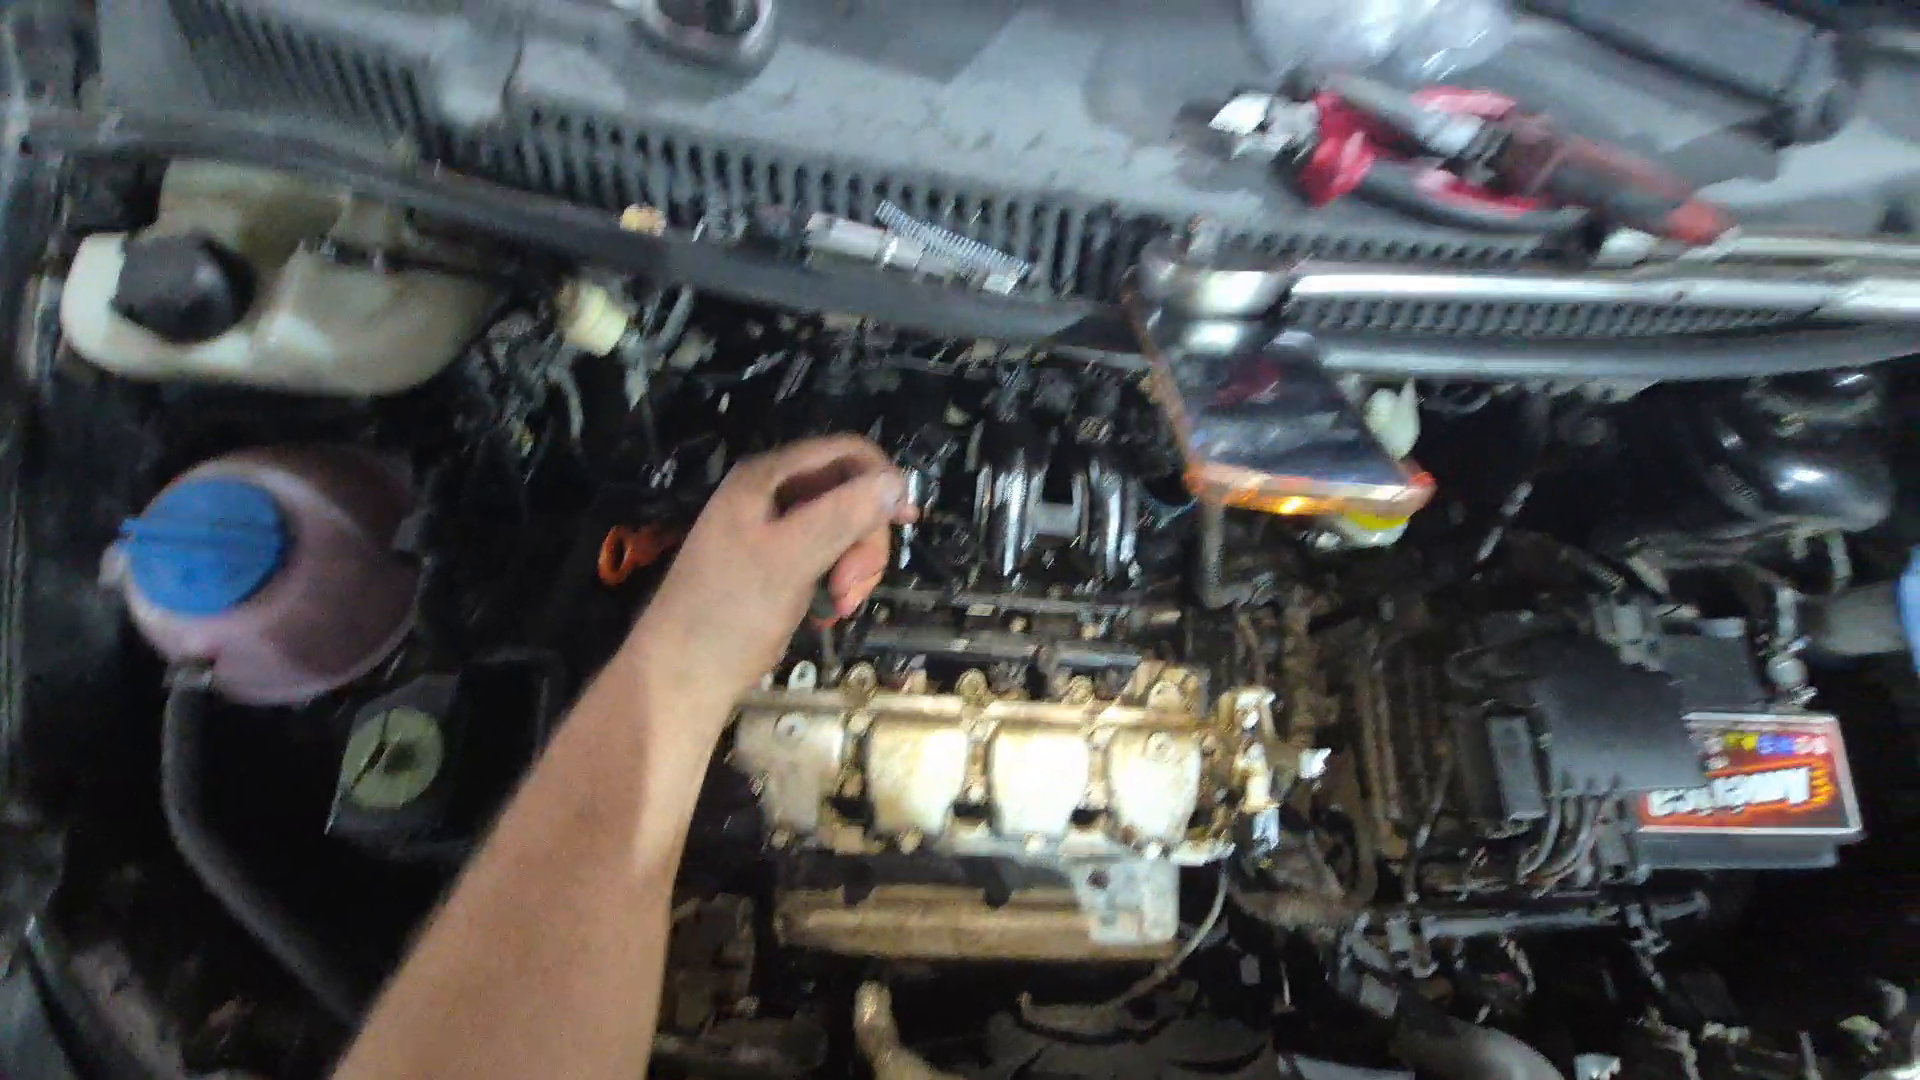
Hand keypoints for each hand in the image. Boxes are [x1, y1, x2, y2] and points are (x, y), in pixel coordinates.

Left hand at [623, 435, 916, 723]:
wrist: (685, 674)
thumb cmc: (732, 612)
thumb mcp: (791, 559)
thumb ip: (843, 515)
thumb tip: (898, 481)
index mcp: (768, 477)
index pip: (846, 453)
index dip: (883, 480)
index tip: (906, 521)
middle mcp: (773, 493)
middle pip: (851, 493)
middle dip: (864, 539)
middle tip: (853, 584)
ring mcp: (776, 528)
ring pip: (846, 528)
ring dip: (855, 566)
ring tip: (841, 603)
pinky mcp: (781, 562)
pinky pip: (831, 556)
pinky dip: (840, 580)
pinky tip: (830, 609)